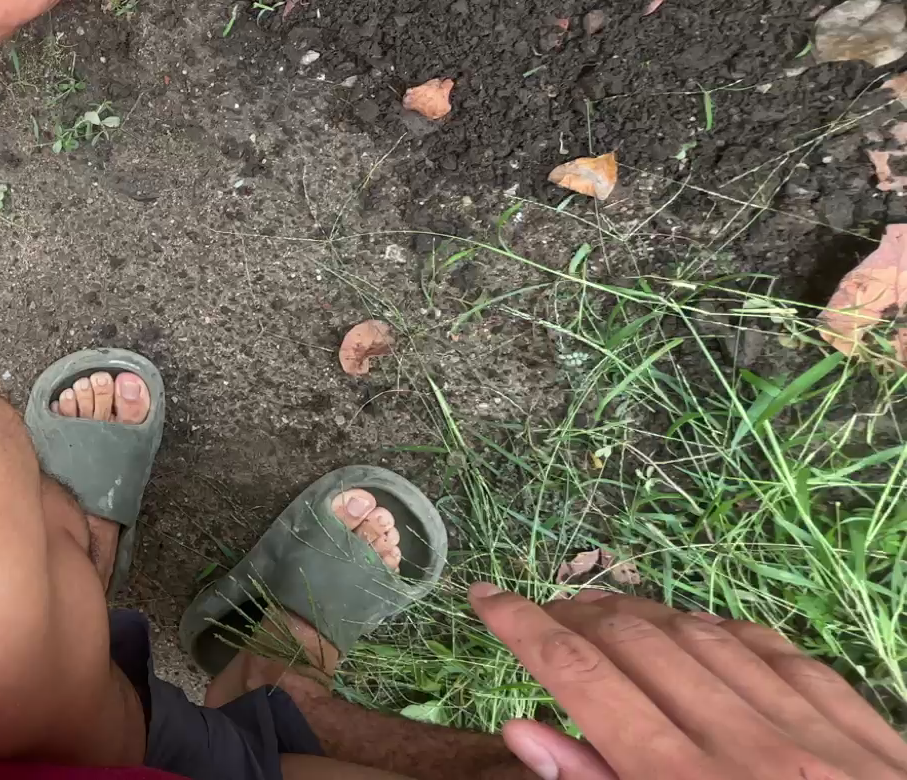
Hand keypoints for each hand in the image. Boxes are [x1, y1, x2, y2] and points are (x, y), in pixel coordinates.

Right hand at [469, 584, 906, 779]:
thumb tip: (521, 730)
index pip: (577, 673)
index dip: (517, 623)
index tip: (482, 594)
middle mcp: (754, 753)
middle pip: (632, 638)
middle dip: (570, 613)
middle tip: (542, 617)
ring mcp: (829, 744)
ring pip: (701, 634)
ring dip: (636, 614)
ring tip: (603, 619)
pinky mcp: (888, 745)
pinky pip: (785, 656)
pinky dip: (722, 632)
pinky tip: (697, 634)